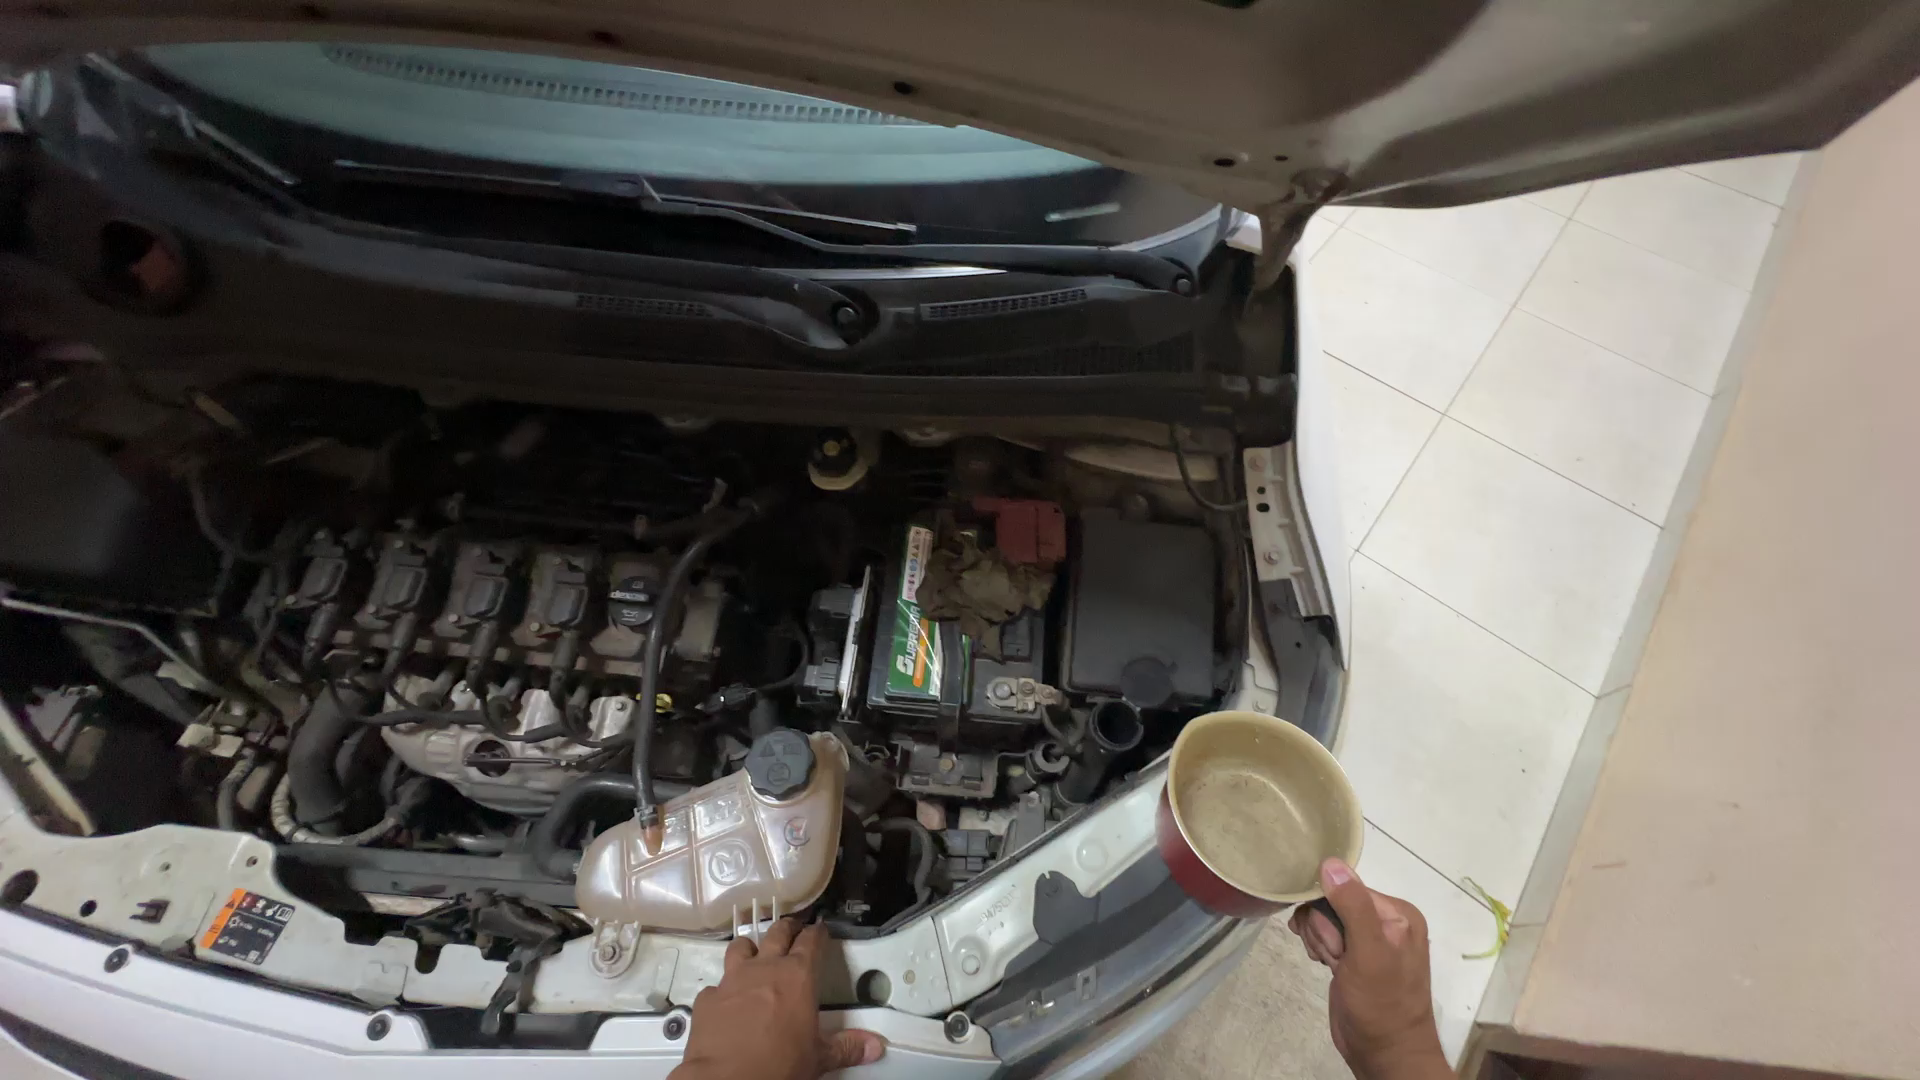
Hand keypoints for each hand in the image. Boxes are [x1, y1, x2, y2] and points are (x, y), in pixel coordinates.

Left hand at [670, 918, 886, 1079]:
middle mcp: (766, 967)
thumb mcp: (818, 1059)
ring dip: (750, 949)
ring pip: (741, 946)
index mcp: (798, 975)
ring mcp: (733, 979)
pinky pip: (715, 986)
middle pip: (778, 932)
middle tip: (794, 932)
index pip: (812, 940)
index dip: (818, 932)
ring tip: (755, 957)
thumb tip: (876, 1046)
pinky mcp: (708, 999)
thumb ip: (847, 1047)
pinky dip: (722, 991)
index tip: (821, 930)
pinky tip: (725, 1003)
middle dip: (788, 929)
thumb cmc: (779, 1067)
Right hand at [1288, 858, 1449, 1079]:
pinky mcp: (1351, 954)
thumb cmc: (1382, 1006)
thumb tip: (1329, 862)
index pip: (1345, 886)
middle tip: (1337, 957)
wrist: (1384, 1058)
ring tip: (1334, 966)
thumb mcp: (1370, 955)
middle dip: (1324, 929)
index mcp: (1398, 913)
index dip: (1330, 911)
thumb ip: (1353, 907)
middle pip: (1330, 901)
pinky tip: (1325, 964)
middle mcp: (1384, 920)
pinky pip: (1321, 931)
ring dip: (1319, 940)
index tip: (1337, 942)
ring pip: (1321, 916)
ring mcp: (1367, 937)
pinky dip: (1317, 946)